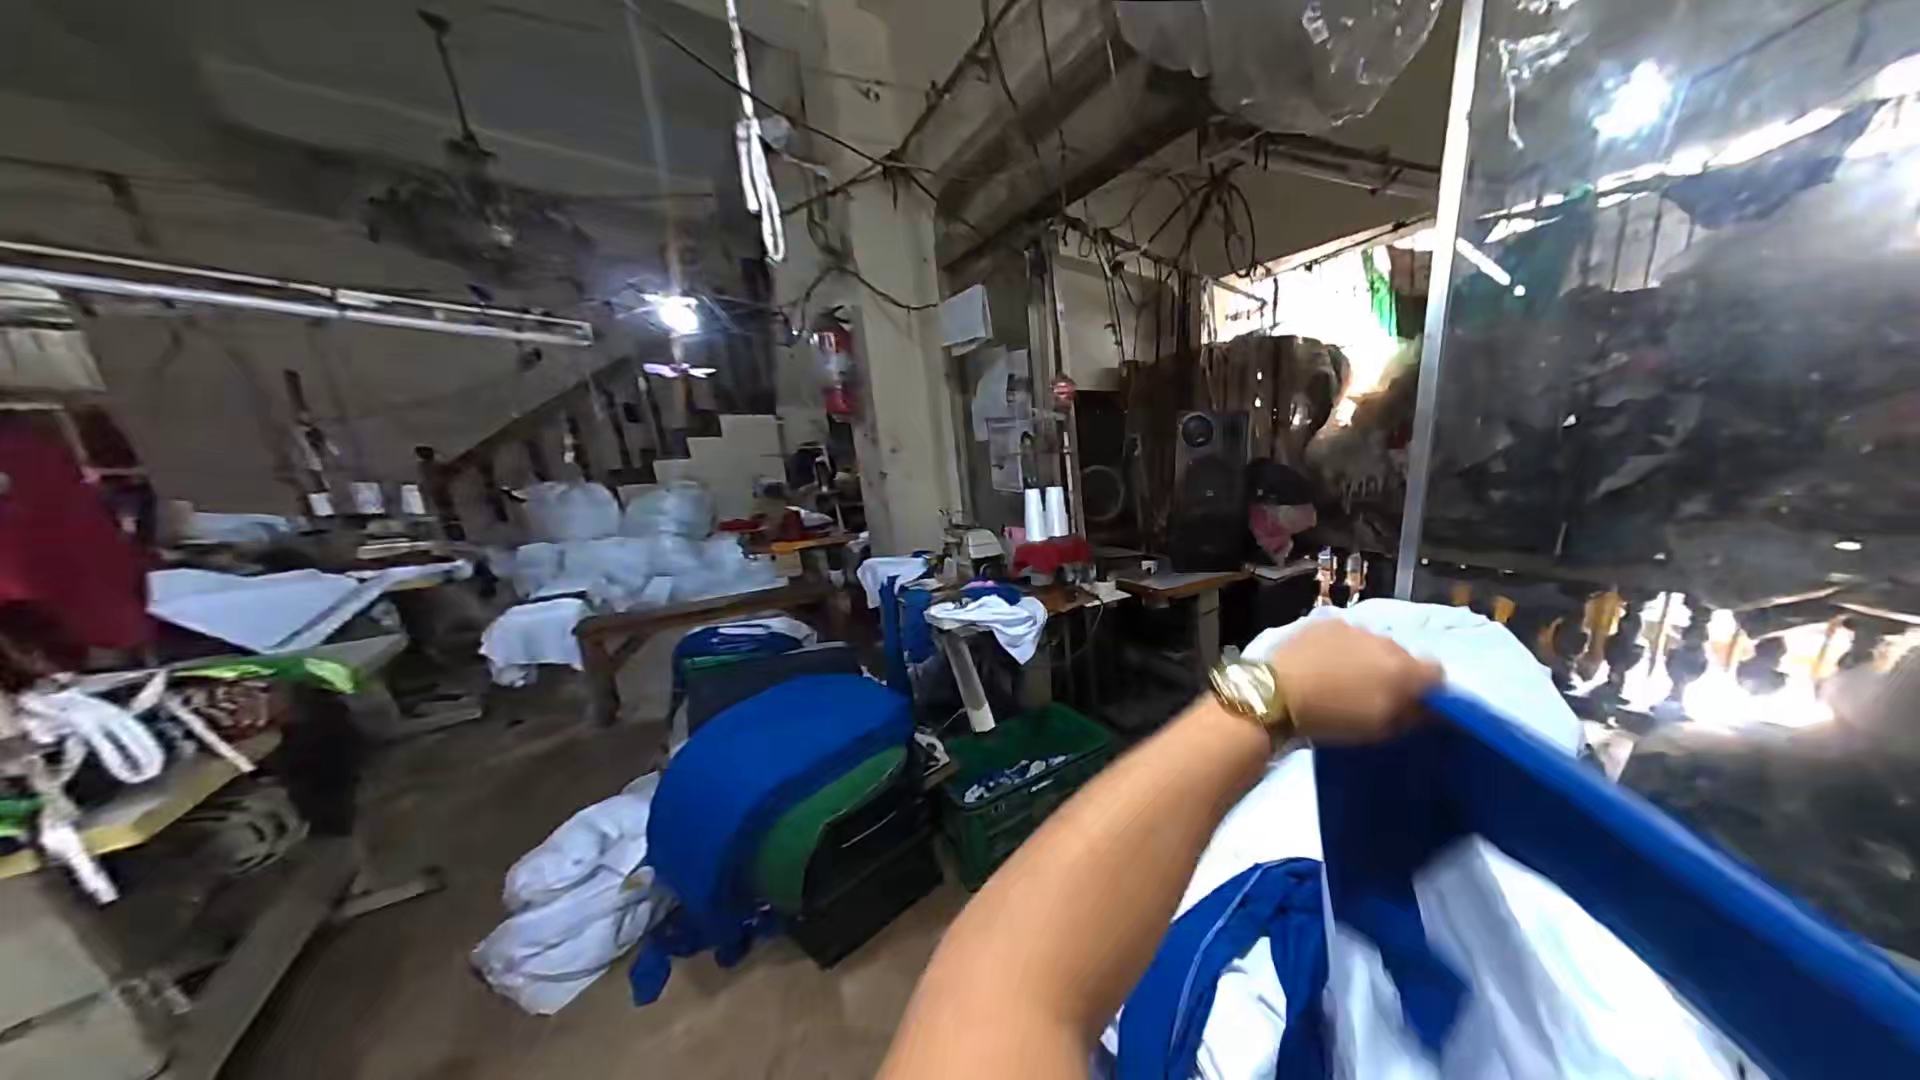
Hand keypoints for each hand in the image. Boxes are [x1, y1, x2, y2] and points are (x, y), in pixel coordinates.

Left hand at [1266, 622, 1442, 743]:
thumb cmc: (1331, 718)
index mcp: (1405, 670)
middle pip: (1403, 655)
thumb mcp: (1380, 728)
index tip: (1410, 702)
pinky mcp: (1322, 621)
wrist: (1275, 693)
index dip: (1426, 688)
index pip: (1437, 674)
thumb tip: (1428, 706)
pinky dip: (1340, 645)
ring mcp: (1352, 627)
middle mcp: (1385, 641)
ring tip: (1342, 674)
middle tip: (1372, 690)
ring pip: (1372, 642)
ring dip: (1366, 655)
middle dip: (1394, 671)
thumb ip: (1413, 714)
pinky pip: (1343, 633)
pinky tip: (1322, 660)